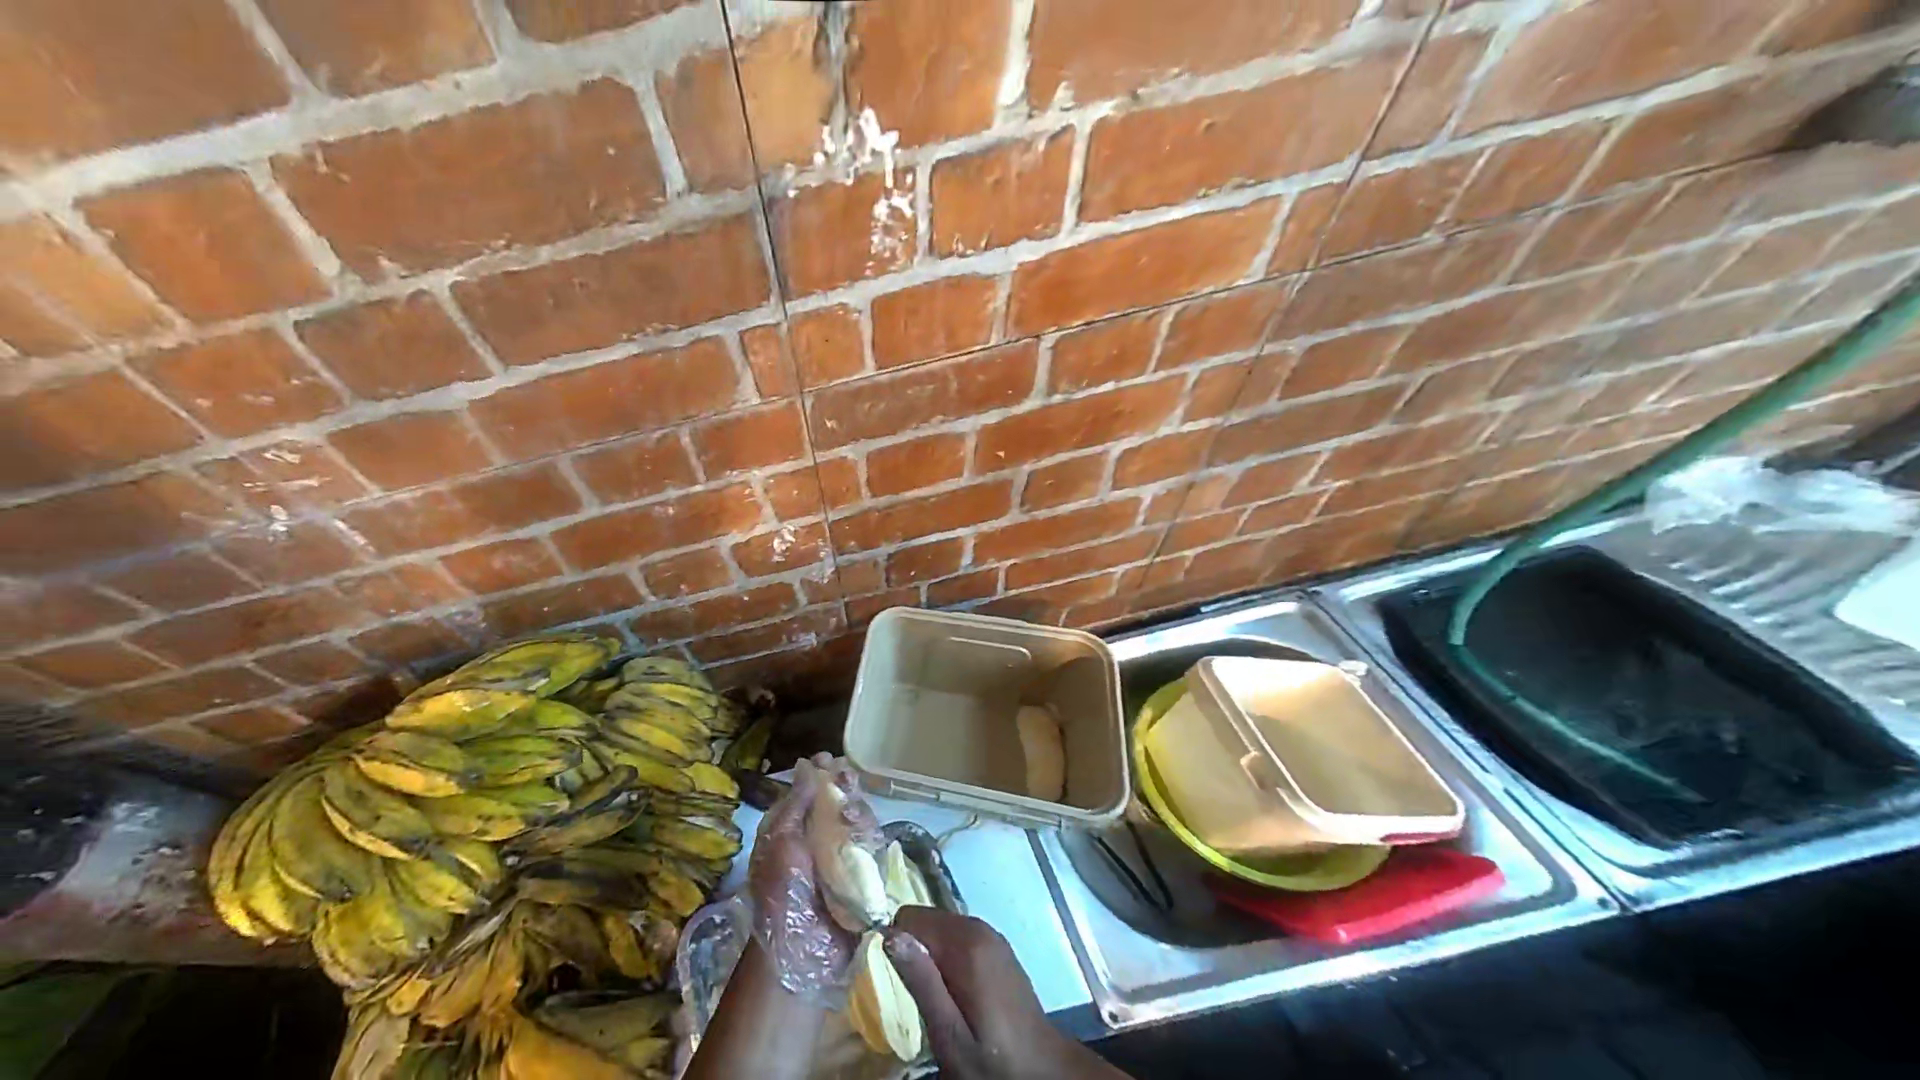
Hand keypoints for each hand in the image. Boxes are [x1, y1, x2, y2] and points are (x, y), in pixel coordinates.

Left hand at [745, 754, 879, 996]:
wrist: (801, 950)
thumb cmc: (782, 894)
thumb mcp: (780, 844)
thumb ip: (796, 805)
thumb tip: (808, 766)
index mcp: (797, 830)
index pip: (813, 792)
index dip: (822, 773)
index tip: (829, 759)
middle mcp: (822, 838)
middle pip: (842, 800)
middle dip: (845, 785)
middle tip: (847, 778)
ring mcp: (846, 856)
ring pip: (862, 819)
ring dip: (858, 809)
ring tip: (850, 815)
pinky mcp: (866, 874)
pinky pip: (876, 846)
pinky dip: (873, 837)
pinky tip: (865, 837)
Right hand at [884, 907, 1132, 1079]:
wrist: (1043, 1068)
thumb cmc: (993, 1060)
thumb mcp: (949, 1035)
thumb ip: (921, 983)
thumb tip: (890, 936)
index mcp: (966, 944)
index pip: (910, 917)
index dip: (894, 945)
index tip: (892, 982)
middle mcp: (978, 927)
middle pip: (924, 919)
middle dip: (911, 950)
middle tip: (912, 995)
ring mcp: (989, 934)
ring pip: (938, 927)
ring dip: (927, 956)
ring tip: (932, 998)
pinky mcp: (994, 945)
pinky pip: (955, 937)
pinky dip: (945, 957)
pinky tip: (951, 992)